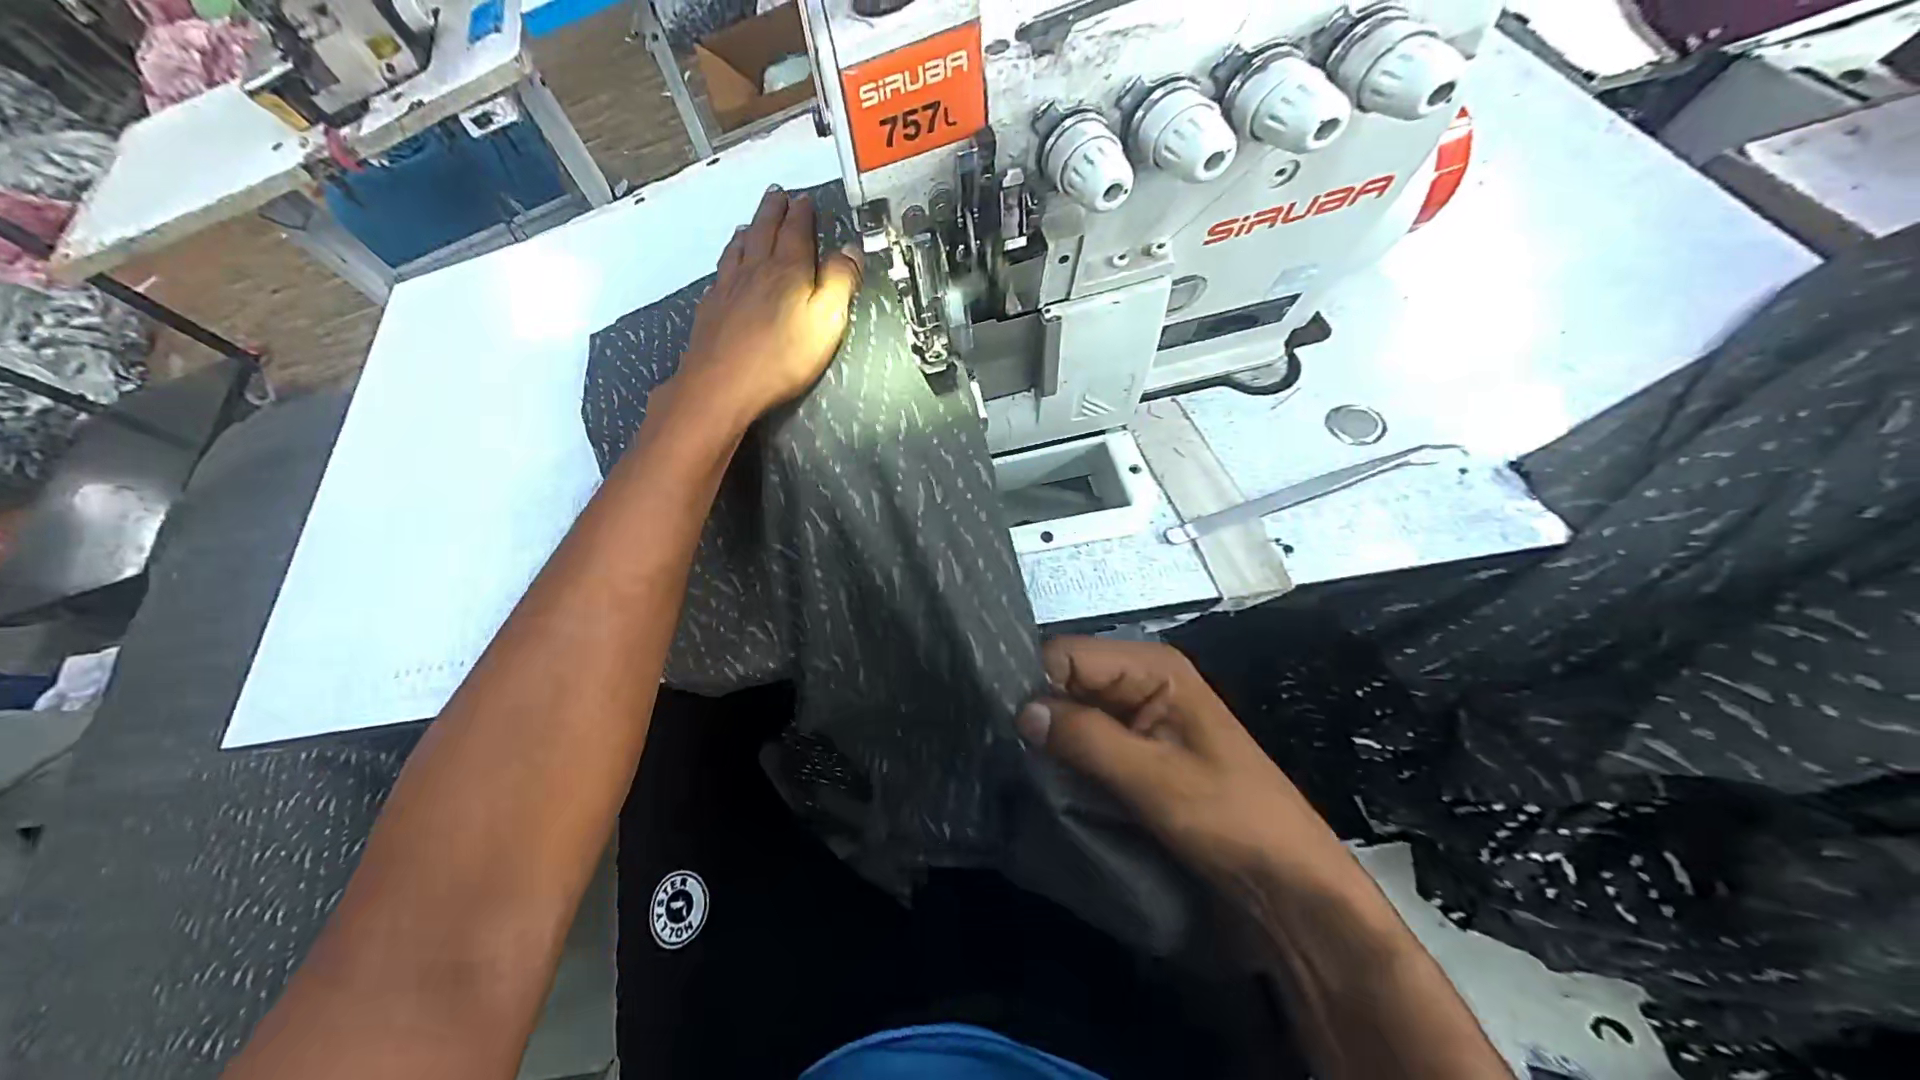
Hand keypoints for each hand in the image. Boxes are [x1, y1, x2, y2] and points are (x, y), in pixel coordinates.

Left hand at [670, 186, 863, 426]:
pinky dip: (729, 257)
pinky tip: (728, 263)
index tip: (805, 199)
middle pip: (764, 230)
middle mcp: (755, 270)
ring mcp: (728, 287)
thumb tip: (851, 249)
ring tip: (752, 221)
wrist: (721, 385)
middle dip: (774, 211)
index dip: (803, 214)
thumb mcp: (826, 322)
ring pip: (739, 248)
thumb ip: (839, 282)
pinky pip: (721, 271)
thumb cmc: (781, 358)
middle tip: (778, 194)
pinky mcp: (712, 308)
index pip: (797, 231)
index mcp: (787, 271)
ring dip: (749, 229)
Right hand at [1018, 637, 1352, 896]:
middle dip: (1035, 709)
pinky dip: (1063, 755)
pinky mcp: (1135, 750)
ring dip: (1046, 736)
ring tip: (1009, 762)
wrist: (1286, 884)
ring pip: (1071, 711)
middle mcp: (1140, 681)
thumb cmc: (1231, 820)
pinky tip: (1039, 774)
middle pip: (1065, 678)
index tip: (997, 720)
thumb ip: (1086, 738)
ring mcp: (1138, 717)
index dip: (1032, 682)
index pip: (1066, 653)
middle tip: (996, 746)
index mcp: (1152, 668)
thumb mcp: (1155, 778)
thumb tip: (1021, 712)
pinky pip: (1084, 739)